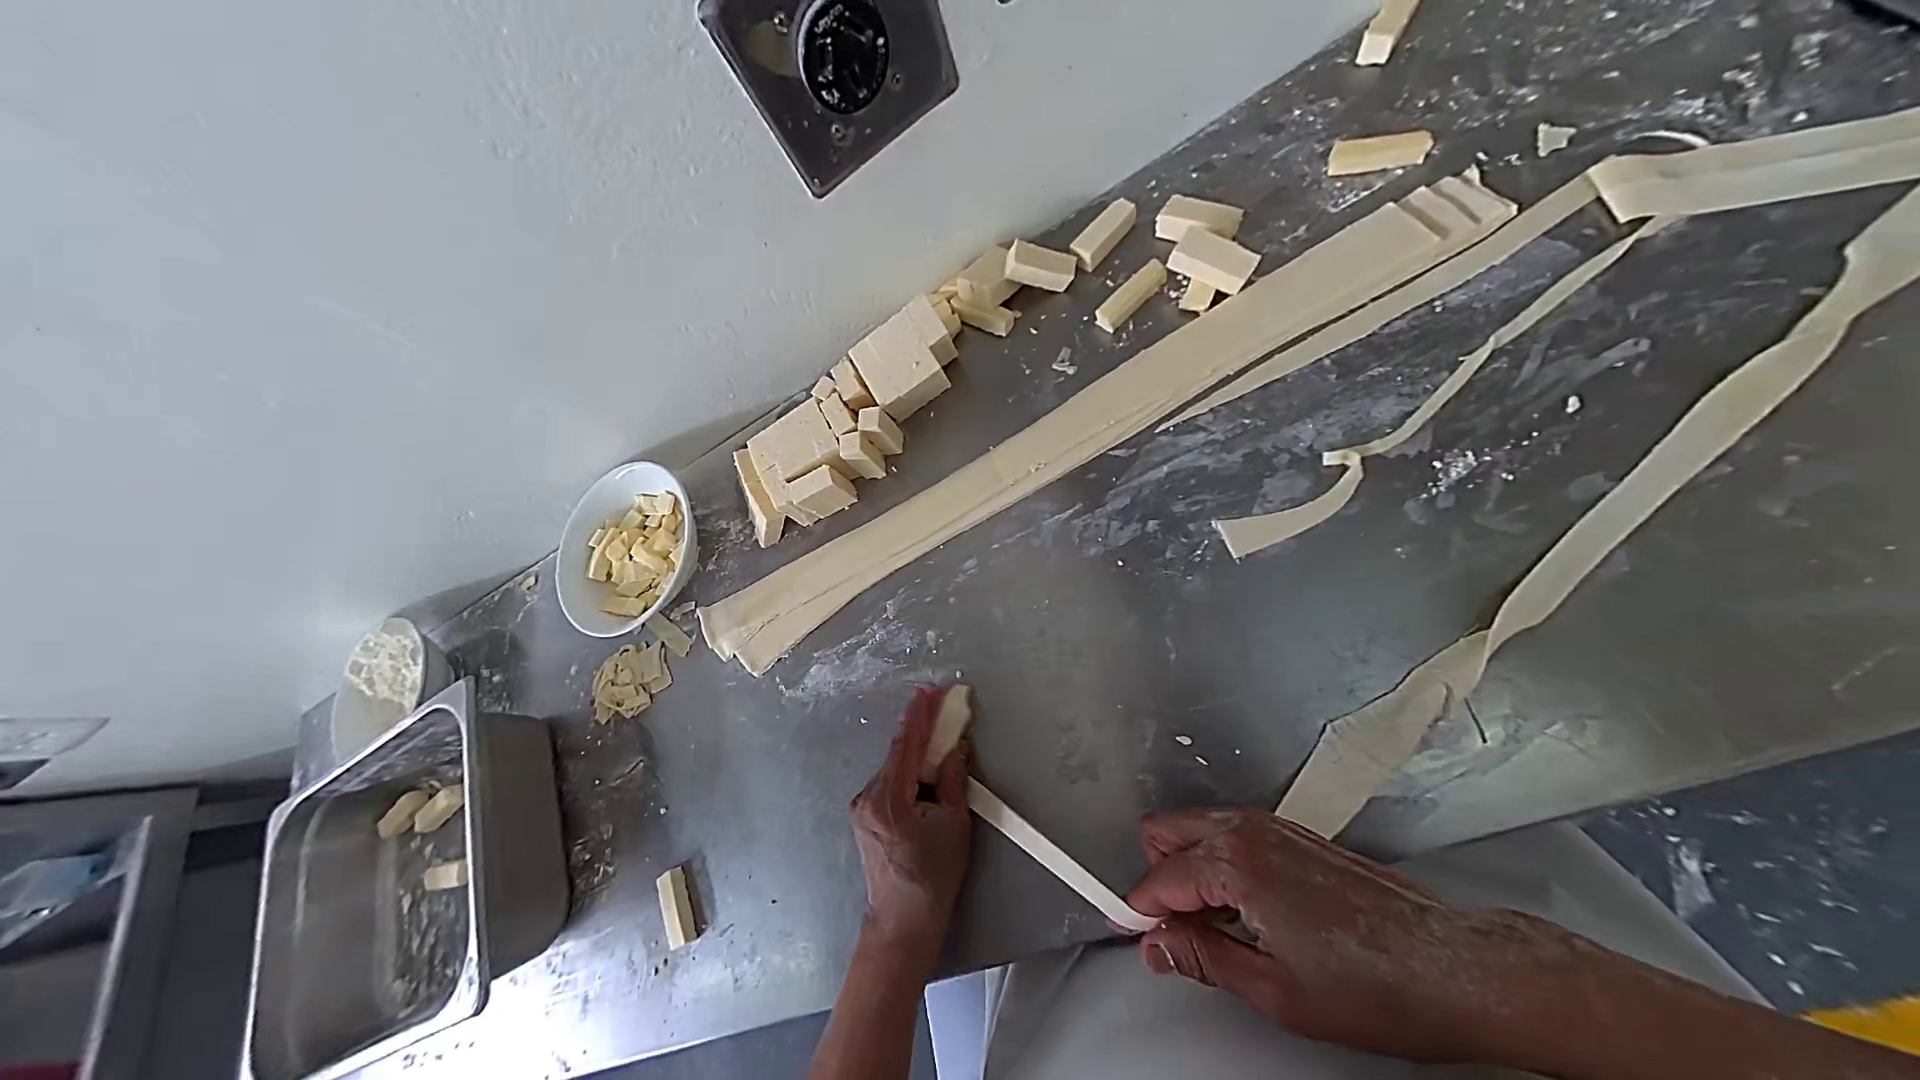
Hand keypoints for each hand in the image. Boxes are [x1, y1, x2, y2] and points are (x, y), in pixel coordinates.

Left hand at [849, 686, 971, 949]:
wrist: (903, 921)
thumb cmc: (933, 877)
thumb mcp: (954, 824)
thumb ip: (952, 779)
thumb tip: (956, 748)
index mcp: (889, 799)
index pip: (905, 745)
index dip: (918, 716)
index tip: (927, 692)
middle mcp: (868, 797)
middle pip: (898, 754)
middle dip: (921, 731)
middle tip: (940, 707)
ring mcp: (862, 806)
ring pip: (894, 768)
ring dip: (915, 753)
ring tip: (939, 741)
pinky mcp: (864, 815)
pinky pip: (889, 782)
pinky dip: (907, 771)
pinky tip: (924, 770)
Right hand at [1124, 809, 1586, 1064]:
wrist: (1455, 968)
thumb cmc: (1379, 984)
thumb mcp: (1274, 991)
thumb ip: (1202, 958)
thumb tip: (1159, 947)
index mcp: (1234, 863)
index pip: (1157, 877)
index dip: (1140, 910)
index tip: (1136, 932)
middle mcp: (1247, 830)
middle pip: (1162, 831)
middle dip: (1157, 877)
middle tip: (1177, 929)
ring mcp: (1271, 825)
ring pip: (1193, 827)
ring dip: (1187, 869)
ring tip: (1218, 927)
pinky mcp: (1291, 831)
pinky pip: (1228, 831)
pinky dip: (1218, 862)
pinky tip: (1248, 910)